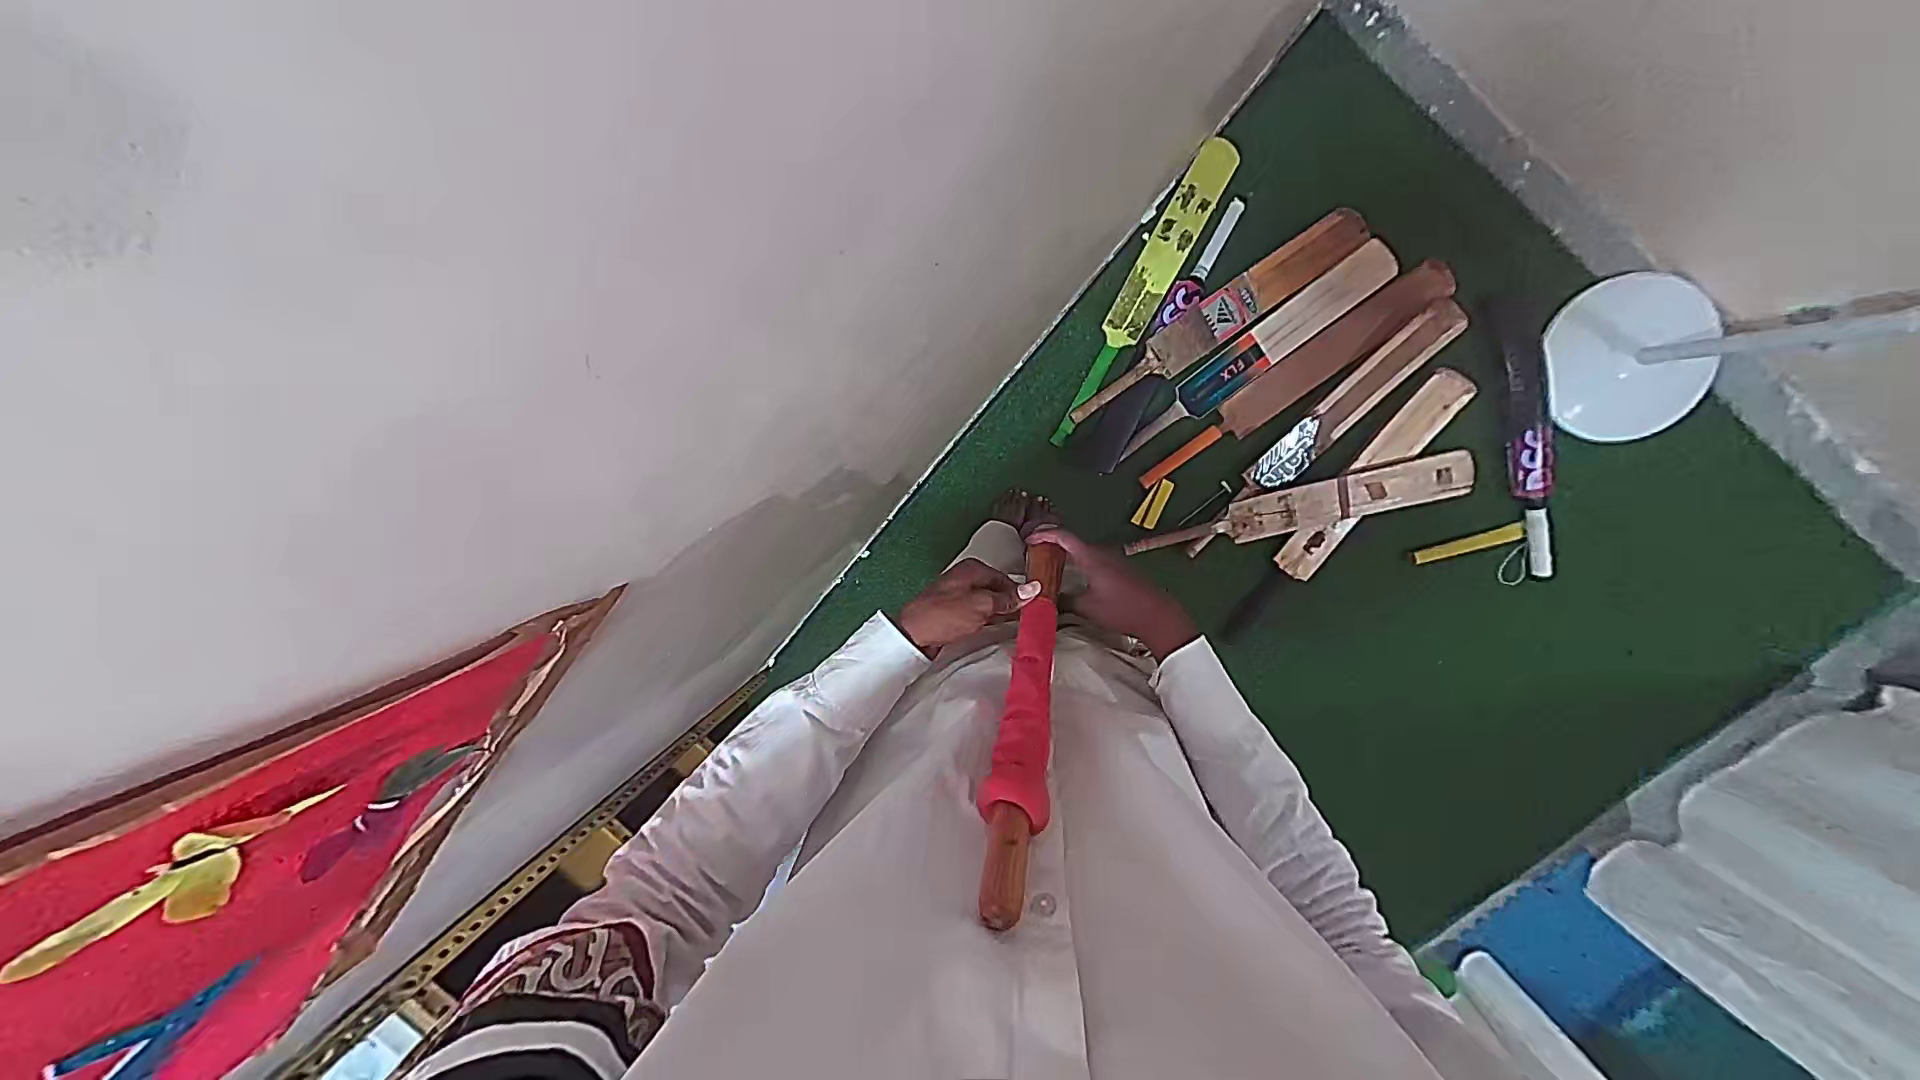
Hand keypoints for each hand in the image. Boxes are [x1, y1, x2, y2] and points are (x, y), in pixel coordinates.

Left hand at [896, 559, 1041, 653]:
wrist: (913, 635)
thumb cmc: (940, 615)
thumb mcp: (982, 605)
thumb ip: (1007, 598)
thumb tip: (1030, 590)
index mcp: (972, 569)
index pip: (1006, 578)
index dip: (1020, 593)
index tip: (1033, 605)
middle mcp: (964, 578)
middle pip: (997, 589)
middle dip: (1010, 603)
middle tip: (1025, 617)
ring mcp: (957, 595)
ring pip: (987, 602)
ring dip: (999, 612)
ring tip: (1012, 625)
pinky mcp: (952, 611)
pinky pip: (977, 612)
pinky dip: (987, 619)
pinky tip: (992, 628)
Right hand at [1026, 528, 1197, 660]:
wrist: (1158, 616)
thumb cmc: (1124, 610)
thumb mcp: (1088, 608)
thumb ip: (1065, 601)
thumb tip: (1049, 601)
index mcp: (1092, 557)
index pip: (1063, 536)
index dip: (1043, 534)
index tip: (1030, 539)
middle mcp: (1103, 552)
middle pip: (1073, 540)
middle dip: (1052, 542)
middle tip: (1036, 550)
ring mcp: (1114, 558)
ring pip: (1084, 549)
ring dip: (1067, 552)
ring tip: (1052, 561)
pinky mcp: (1121, 567)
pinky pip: (1094, 557)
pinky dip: (1080, 560)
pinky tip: (1076, 573)